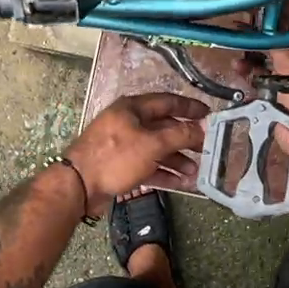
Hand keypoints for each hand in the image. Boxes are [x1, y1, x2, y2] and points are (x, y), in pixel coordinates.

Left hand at [62, 93, 206, 213]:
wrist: (79, 186)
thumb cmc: (116, 158)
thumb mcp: (151, 144)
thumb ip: (179, 135)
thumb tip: (200, 129)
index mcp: (132, 109)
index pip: (167, 101)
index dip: (189, 107)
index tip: (208, 114)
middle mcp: (128, 123)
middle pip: (163, 127)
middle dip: (185, 138)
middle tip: (206, 147)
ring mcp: (123, 146)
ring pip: (156, 149)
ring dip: (177, 159)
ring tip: (195, 171)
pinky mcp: (121, 166)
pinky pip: (148, 166)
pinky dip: (164, 173)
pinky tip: (181, 183)